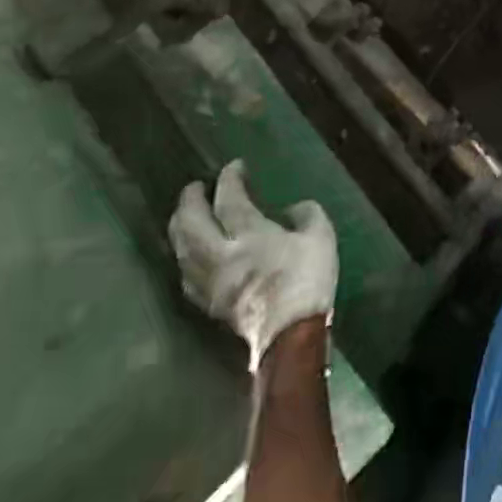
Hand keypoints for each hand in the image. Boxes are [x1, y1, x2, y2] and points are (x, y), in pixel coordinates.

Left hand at [169, 160, 337, 368]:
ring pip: (182, 250)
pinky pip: (188, 276)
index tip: (234, 166)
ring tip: (185, 216)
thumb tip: (293, 208)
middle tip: (195, 186)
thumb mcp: (321, 237)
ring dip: (180, 228)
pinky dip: (185, 259)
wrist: (291, 336)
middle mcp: (221, 253)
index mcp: (249, 233)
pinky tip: (189, 257)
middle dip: (189, 199)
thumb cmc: (307, 280)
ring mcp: (211, 281)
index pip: (230, 198)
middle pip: (191, 222)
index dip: (229, 178)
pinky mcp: (210, 304)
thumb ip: (307, 215)